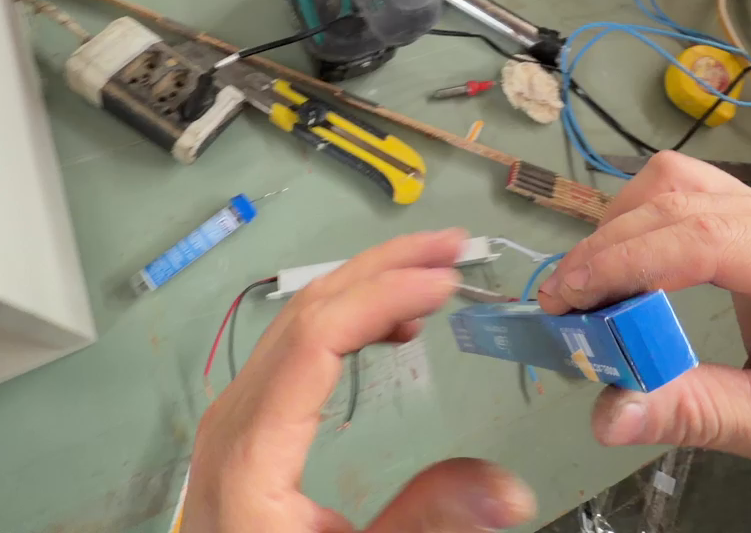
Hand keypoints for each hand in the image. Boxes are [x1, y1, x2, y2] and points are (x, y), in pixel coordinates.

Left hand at [187, 229, 536, 532]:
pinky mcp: (252, 412)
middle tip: (452, 246)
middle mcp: (238, 410)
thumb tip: (513, 490)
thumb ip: (425, 523)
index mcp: (252, 447)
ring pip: (305, 313)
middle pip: (311, 307)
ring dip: (372, 282)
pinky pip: (302, 339)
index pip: (317, 336)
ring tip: (435, 271)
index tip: (446, 281)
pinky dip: (354, 315)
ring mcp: (240, 406)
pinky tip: (396, 323)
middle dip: (386, 266)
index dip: (383, 296)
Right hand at [538, 153, 750, 530]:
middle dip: (612, 245)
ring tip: (588, 288)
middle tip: (562, 303)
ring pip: (675, 183)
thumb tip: (606, 412)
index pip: (710, 238)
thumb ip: (700, 415)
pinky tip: (621, 269)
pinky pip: (680, 197)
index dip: (631, 259)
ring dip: (620, 227)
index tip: (570, 297)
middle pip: (684, 198)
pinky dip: (636, 226)